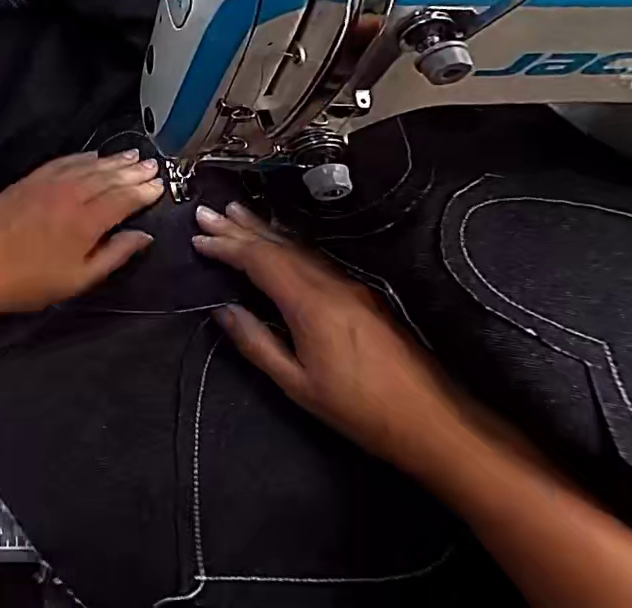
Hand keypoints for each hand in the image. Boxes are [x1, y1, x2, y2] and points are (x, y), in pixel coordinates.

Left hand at [0, 151, 164, 320]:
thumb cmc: (28, 283)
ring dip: (114, 160)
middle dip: (135, 171)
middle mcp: (72, 194)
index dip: (145, 191)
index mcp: (87, 220)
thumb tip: (144, 236)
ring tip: (133, 157)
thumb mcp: (78, 280)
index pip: (125, 198)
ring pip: (91, 166)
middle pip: (111, 176)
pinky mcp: (31, 179)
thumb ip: (115, 255)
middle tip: (153, 166)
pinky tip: (95, 156)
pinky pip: (65, 161)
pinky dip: (84, 157)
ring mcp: (50, 182)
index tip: (160, 186)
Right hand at [194, 203, 490, 476]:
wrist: (431, 417)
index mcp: (310, 302)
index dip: (227, 246)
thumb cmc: (361, 410)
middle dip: (240, 228)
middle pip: (277, 246)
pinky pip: (313, 258)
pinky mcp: (360, 292)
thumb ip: (257, 343)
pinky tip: (278, 242)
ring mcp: (348, 284)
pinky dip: (286, 245)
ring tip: (238, 213)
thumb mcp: (298, 385)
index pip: (260, 261)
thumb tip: (224, 311)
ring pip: (297, 248)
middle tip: (208, 213)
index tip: (199, 238)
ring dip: (263, 230)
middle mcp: (329, 282)